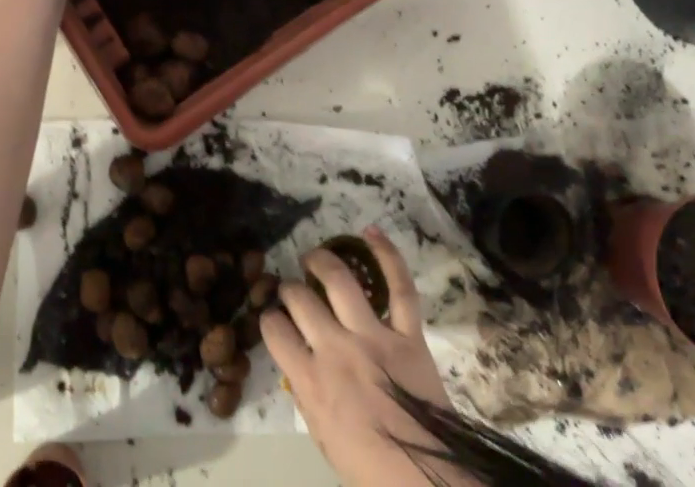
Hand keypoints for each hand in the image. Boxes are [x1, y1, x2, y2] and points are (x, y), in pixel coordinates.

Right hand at [263, 227, 458, 486]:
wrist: (424, 474)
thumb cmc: (368, 464)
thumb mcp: (321, 434)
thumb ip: (307, 393)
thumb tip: (299, 364)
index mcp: (310, 379)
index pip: (274, 331)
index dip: (270, 319)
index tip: (274, 318)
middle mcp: (336, 349)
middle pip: (301, 300)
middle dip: (290, 289)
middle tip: (293, 289)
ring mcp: (374, 336)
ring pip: (340, 281)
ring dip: (321, 261)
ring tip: (313, 256)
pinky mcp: (409, 334)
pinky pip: (400, 287)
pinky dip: (386, 255)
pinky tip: (369, 233)